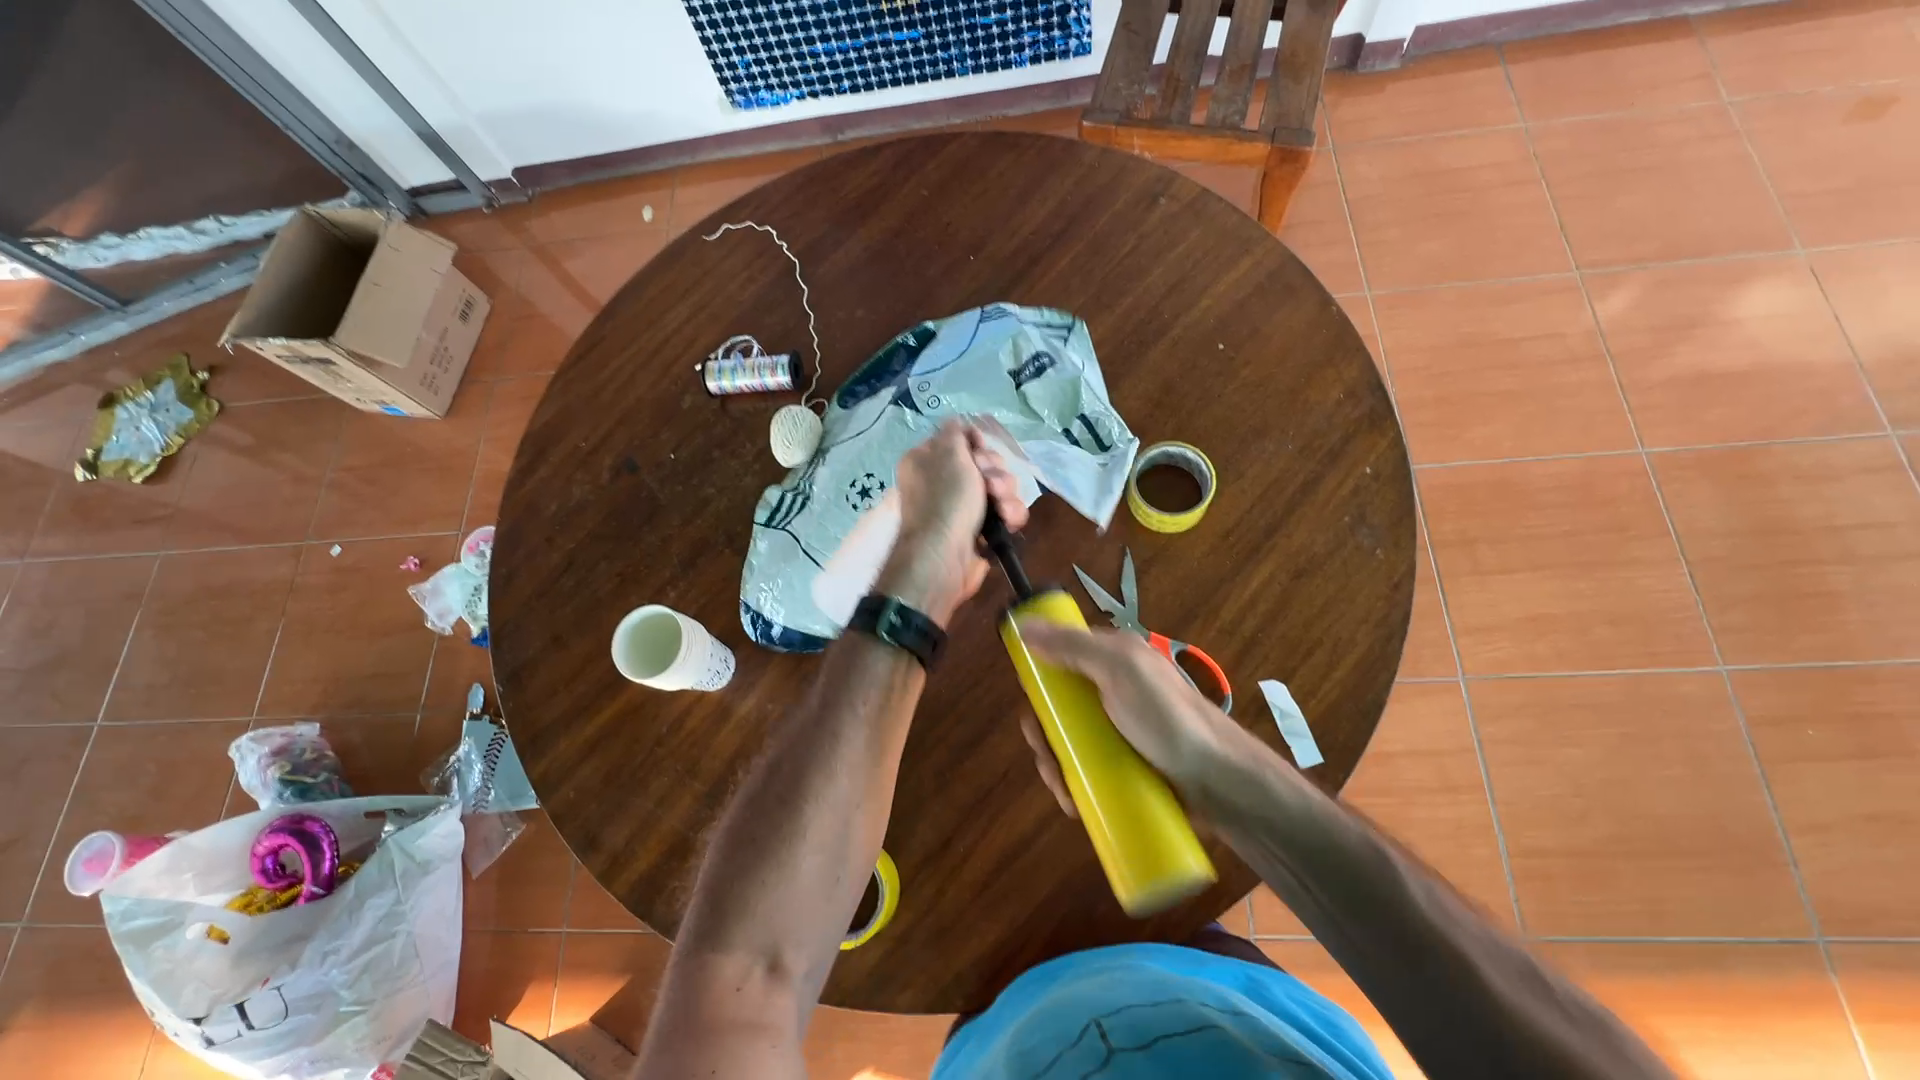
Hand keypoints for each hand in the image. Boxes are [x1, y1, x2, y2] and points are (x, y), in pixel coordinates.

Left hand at [873, 420, 1027, 627]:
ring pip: (1001, 488)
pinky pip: (1006, 512)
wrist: (945, 557)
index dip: (976, 443)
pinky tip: (1007, 520)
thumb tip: (957, 423)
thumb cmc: (945, 500)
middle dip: (995, 471)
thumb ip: (955, 431)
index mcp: (928, 461)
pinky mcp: (983, 529)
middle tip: (988, 483)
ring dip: (1006, 493)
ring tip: (999, 506)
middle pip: (986, 463)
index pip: (960, 439)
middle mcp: (944, 482)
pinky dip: (1010, 515)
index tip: (978, 451)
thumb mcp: (948, 453)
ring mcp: (964, 507)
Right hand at [1014, 621, 1240, 813]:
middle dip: (1044, 735)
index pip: (1061, 661)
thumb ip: (1073, 646)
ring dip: (1055, 767)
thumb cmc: (1167, 719)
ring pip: (1069, 745)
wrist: (1219, 780)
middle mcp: (1114, 695)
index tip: (1031, 707)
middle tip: (1047, 756)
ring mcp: (1120, 735)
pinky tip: (1073, 802)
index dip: (1041, 681)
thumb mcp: (1120, 670)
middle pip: (1060, 710)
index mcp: (1114, 663)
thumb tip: (1023, 625)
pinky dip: (1074, 787)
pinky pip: (1087, 774)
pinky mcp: (1126, 770)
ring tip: (1062, 787)